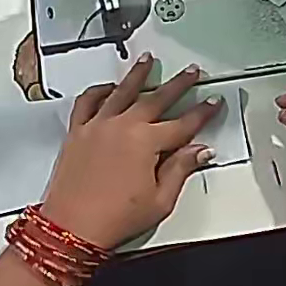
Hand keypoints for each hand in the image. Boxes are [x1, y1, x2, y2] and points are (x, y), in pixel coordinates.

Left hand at [41, 56, 222, 247]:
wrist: (72, 226)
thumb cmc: (115, 217)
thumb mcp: (159, 201)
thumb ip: (180, 170)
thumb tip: (200, 151)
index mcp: (146, 143)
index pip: (182, 123)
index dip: (201, 113)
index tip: (213, 102)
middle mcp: (122, 126)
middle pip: (156, 99)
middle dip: (178, 84)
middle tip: (192, 72)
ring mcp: (97, 126)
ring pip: (122, 92)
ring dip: (138, 75)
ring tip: (148, 60)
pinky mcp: (77, 132)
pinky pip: (88, 102)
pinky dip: (98, 91)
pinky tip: (108, 86)